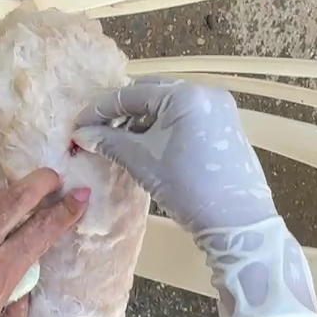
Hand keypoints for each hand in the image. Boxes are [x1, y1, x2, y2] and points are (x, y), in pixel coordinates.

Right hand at [72, 78, 274, 233]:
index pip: (131, 94)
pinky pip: (186, 115)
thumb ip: (109, 142)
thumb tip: (81, 135)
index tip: (79, 126)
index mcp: (185, 95)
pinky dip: (164, 126)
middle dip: (121, 112)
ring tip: (121, 142)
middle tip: (98, 132)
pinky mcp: (226, 124)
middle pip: (150, 93)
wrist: (238, 223)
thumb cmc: (188, 188)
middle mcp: (205, 92)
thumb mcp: (142, 161)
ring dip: (142, 120)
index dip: (100, 110)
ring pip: (168, 105)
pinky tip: (148, 145)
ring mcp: (219, 107)